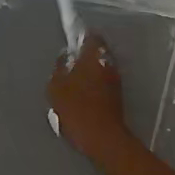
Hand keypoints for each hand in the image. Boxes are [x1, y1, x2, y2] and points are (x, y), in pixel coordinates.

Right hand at [47, 33, 130, 154]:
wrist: (103, 138)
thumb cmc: (77, 109)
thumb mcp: (56, 88)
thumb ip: (59, 68)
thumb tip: (65, 56)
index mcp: (95, 57)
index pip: (91, 36)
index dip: (80, 39)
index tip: (70, 45)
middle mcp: (109, 64)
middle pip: (97, 53)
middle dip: (84, 57)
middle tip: (67, 66)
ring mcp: (116, 81)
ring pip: (100, 69)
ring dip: (88, 73)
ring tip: (72, 85)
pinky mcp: (117, 97)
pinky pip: (103, 84)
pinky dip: (93, 87)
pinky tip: (81, 99)